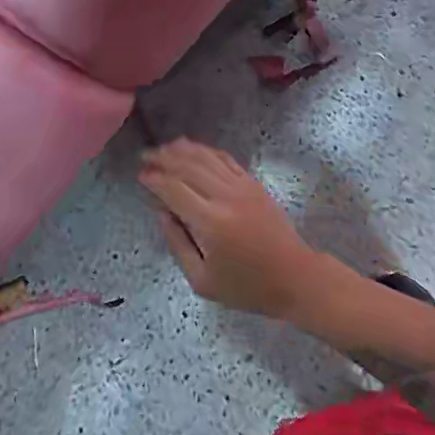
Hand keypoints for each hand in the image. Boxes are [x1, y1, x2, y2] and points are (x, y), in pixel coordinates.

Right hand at [139, 139, 335, 318]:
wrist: (294, 277)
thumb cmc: (246, 286)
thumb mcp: (202, 280)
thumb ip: (177, 244)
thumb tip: (161, 213)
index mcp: (210, 222)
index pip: (173, 189)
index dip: (154, 179)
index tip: (140, 176)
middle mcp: (225, 196)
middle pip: (187, 166)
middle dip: (162, 158)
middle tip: (144, 157)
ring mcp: (242, 186)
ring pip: (205, 157)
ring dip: (181, 149)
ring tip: (163, 148)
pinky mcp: (253, 183)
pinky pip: (225, 159)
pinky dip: (205, 150)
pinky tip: (192, 149)